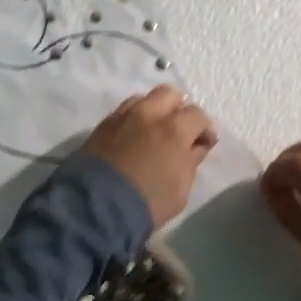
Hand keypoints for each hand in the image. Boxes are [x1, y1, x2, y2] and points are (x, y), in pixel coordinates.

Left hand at [79, 86, 217, 228]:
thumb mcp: (180, 189)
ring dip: (153, 110)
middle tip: (178, 131)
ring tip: (152, 132)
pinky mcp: (101, 125)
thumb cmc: (147, 202)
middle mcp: (148, 114)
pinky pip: (123, 112)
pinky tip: (132, 137)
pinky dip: (133, 119)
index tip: (203, 145)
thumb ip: (190, 162)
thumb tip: (195, 146)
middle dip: (178, 109)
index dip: (204, 129)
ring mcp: (122, 117)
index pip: (197, 115)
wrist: (96, 206)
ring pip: (143, 99)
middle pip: (169, 95)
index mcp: (174, 129)